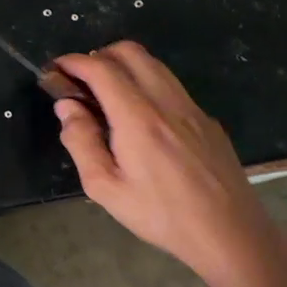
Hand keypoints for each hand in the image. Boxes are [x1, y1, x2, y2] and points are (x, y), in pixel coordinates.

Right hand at [52, 42, 284, 286]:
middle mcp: (167, 103)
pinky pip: (171, 87)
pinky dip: (147, 86)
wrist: (231, 235)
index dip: (73, 62)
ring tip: (106, 97)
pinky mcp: (208, 122)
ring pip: (155, 65)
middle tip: (80, 82)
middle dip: (99, 56)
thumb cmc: (161, 215)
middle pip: (131, 52)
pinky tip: (140, 120)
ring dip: (124, 68)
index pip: (102, 69)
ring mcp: (192, 110)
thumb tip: (67, 107)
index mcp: (138, 118)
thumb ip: (81, 142)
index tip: (55, 70)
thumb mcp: (105, 188)